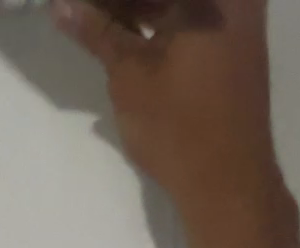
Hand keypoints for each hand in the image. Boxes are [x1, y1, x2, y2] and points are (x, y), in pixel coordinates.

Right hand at [53, 0, 285, 227]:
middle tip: (79, 15)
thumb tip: (62, 6)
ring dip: (135, 13)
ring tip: (93, 27)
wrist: (226, 178)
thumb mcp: (129, 76)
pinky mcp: (232, 43)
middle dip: (119, 6)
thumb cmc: (177, 125)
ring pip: (175, 6)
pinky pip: (189, 20)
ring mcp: (238, 17)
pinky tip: (122, 40)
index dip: (104, 4)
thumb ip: (98, 34)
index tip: (74, 9)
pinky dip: (156, 26)